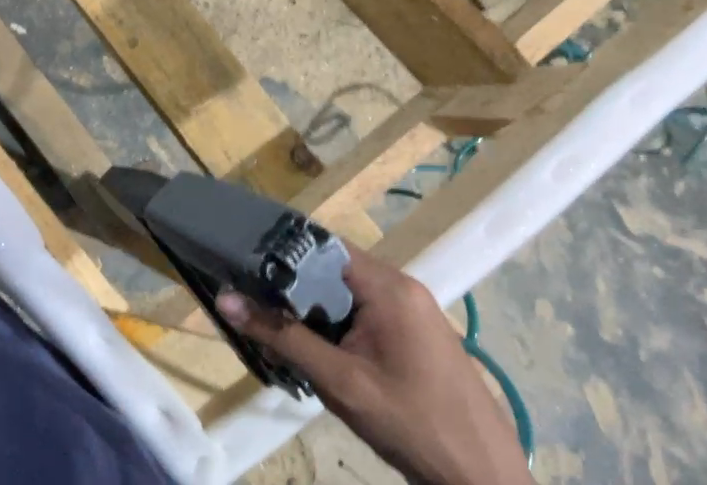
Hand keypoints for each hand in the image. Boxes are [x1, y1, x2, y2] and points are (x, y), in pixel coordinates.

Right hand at [216, 247, 531, 484]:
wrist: (482, 481)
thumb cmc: (412, 423)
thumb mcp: (338, 380)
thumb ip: (281, 335)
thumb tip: (225, 298)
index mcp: (389, 287)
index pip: (320, 246)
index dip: (278, 252)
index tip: (240, 264)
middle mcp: (403, 289)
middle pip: (329, 269)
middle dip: (289, 287)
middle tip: (251, 304)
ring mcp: (413, 313)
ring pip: (343, 294)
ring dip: (309, 310)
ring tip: (274, 329)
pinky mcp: (415, 336)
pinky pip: (361, 313)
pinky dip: (333, 325)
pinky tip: (313, 350)